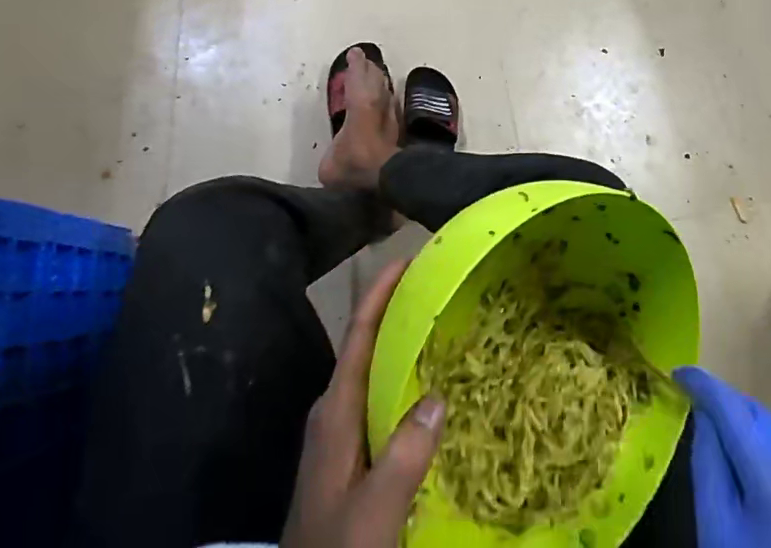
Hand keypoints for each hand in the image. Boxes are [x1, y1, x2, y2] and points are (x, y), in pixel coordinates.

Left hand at [283, 260, 445, 547]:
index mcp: (335, 411)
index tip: (405, 260)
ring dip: (396, 342)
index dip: (379, 294)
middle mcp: (333, 411)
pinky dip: (398, 377)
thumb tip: (437, 397)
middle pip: (364, 345)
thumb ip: (403, 456)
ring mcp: (337, 432)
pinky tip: (423, 388)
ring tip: (435, 324)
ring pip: (370, 371)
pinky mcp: (346, 453)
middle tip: (433, 288)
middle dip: (393, 310)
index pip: (358, 336)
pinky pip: (375, 397)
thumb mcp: (374, 511)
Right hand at [673, 366, 770, 547]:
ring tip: (743, 471)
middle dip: (730, 416)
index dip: (702, 385)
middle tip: (701, 420)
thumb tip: (702, 412)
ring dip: (757, 441)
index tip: (678, 373)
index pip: (732, 407)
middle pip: (759, 419)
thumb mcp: (717, 526)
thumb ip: (707, 461)